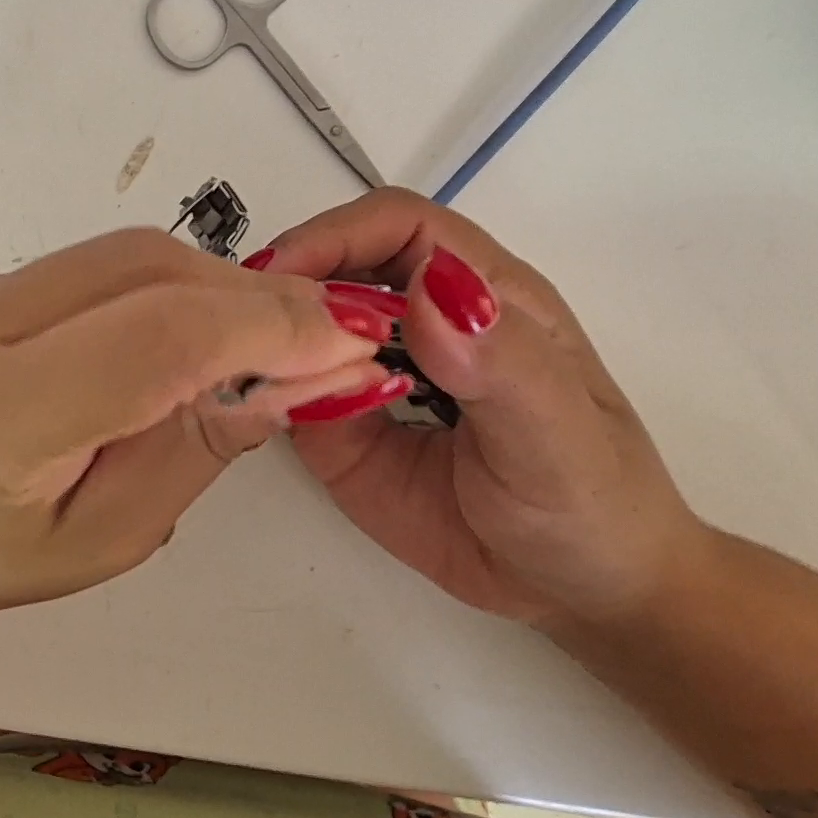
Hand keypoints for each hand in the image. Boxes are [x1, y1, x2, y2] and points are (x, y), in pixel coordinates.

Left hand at [0, 227, 402, 620]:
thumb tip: (302, 367)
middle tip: (313, 339)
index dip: (263, 328)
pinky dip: (149, 290)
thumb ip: (199, 446)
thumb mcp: (110, 536)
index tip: (344, 340)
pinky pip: (82, 268)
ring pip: (116, 255)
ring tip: (247, 344)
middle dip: (244, 297)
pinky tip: (170, 338)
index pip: (151, 339)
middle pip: (137, 270)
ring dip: (202, 288)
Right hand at [258, 189, 707, 624]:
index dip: (334, 235)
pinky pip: (283, 394)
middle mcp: (414, 327)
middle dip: (279, 285)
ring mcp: (365, 377)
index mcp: (480, 301)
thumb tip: (430, 286)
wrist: (566, 589)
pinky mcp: (334, 428)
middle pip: (331, 269)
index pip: (396, 228)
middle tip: (235, 327)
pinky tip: (246, 408)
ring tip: (230, 368)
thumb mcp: (557, 438)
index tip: (278, 275)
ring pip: (296, 329)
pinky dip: (257, 392)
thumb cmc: (587, 504)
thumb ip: (502, 363)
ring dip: (260, 339)